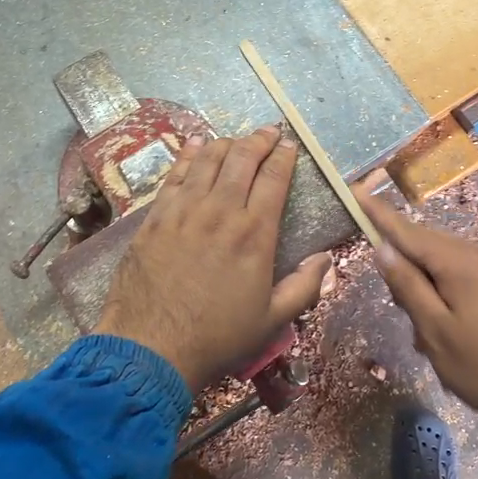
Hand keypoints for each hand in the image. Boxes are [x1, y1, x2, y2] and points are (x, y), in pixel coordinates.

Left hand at [95, 127, 331, 391]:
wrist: (151, 346)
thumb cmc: (217, 337)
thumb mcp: (272, 320)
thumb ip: (304, 287)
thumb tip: (326, 257)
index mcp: (254, 233)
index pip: (273, 179)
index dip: (283, 156)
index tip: (289, 145)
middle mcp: (220, 210)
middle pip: (241, 159)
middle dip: (258, 140)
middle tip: (267, 131)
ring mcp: (184, 210)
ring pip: (207, 160)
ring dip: (225, 143)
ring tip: (235, 140)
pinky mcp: (156, 216)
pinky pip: (175, 174)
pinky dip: (188, 155)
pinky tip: (194, 144)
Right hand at [357, 185, 477, 477]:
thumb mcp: (435, 330)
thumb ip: (407, 286)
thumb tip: (382, 247)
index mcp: (457, 260)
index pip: (406, 230)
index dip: (377, 214)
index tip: (352, 190)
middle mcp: (474, 254)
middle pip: (420, 248)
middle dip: (402, 275)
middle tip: (406, 318)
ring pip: (435, 267)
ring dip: (422, 295)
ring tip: (429, 339)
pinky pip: (453, 279)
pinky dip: (439, 301)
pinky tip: (444, 336)